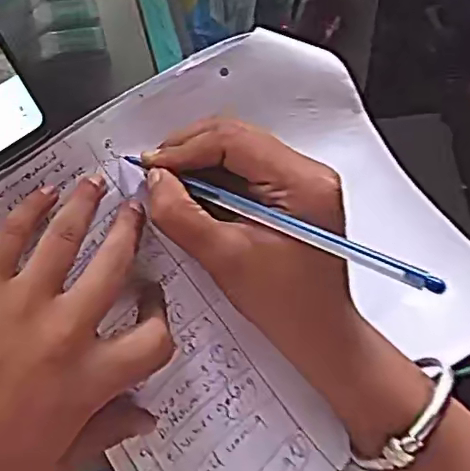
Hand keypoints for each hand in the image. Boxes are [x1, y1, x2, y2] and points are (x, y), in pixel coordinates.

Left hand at [0, 177, 173, 470]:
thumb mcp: (57, 460)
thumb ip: (106, 432)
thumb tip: (140, 418)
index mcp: (88, 380)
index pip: (152, 340)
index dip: (161, 319)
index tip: (154, 304)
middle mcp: (63, 332)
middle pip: (114, 266)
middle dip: (129, 233)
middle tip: (134, 215)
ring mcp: (22, 301)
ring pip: (66, 237)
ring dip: (85, 205)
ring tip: (95, 186)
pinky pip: (13, 234)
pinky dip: (30, 208)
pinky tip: (42, 195)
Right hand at [139, 117, 427, 447]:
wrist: (318, 335)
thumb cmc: (286, 305)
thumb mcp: (223, 258)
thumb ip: (181, 214)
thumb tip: (155, 179)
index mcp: (302, 183)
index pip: (231, 140)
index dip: (183, 149)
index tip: (151, 167)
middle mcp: (305, 173)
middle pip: (231, 135)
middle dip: (185, 149)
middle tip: (153, 171)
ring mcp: (295, 180)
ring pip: (230, 147)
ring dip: (193, 160)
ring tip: (165, 183)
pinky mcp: (282, 191)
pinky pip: (235, 166)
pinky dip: (204, 174)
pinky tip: (186, 193)